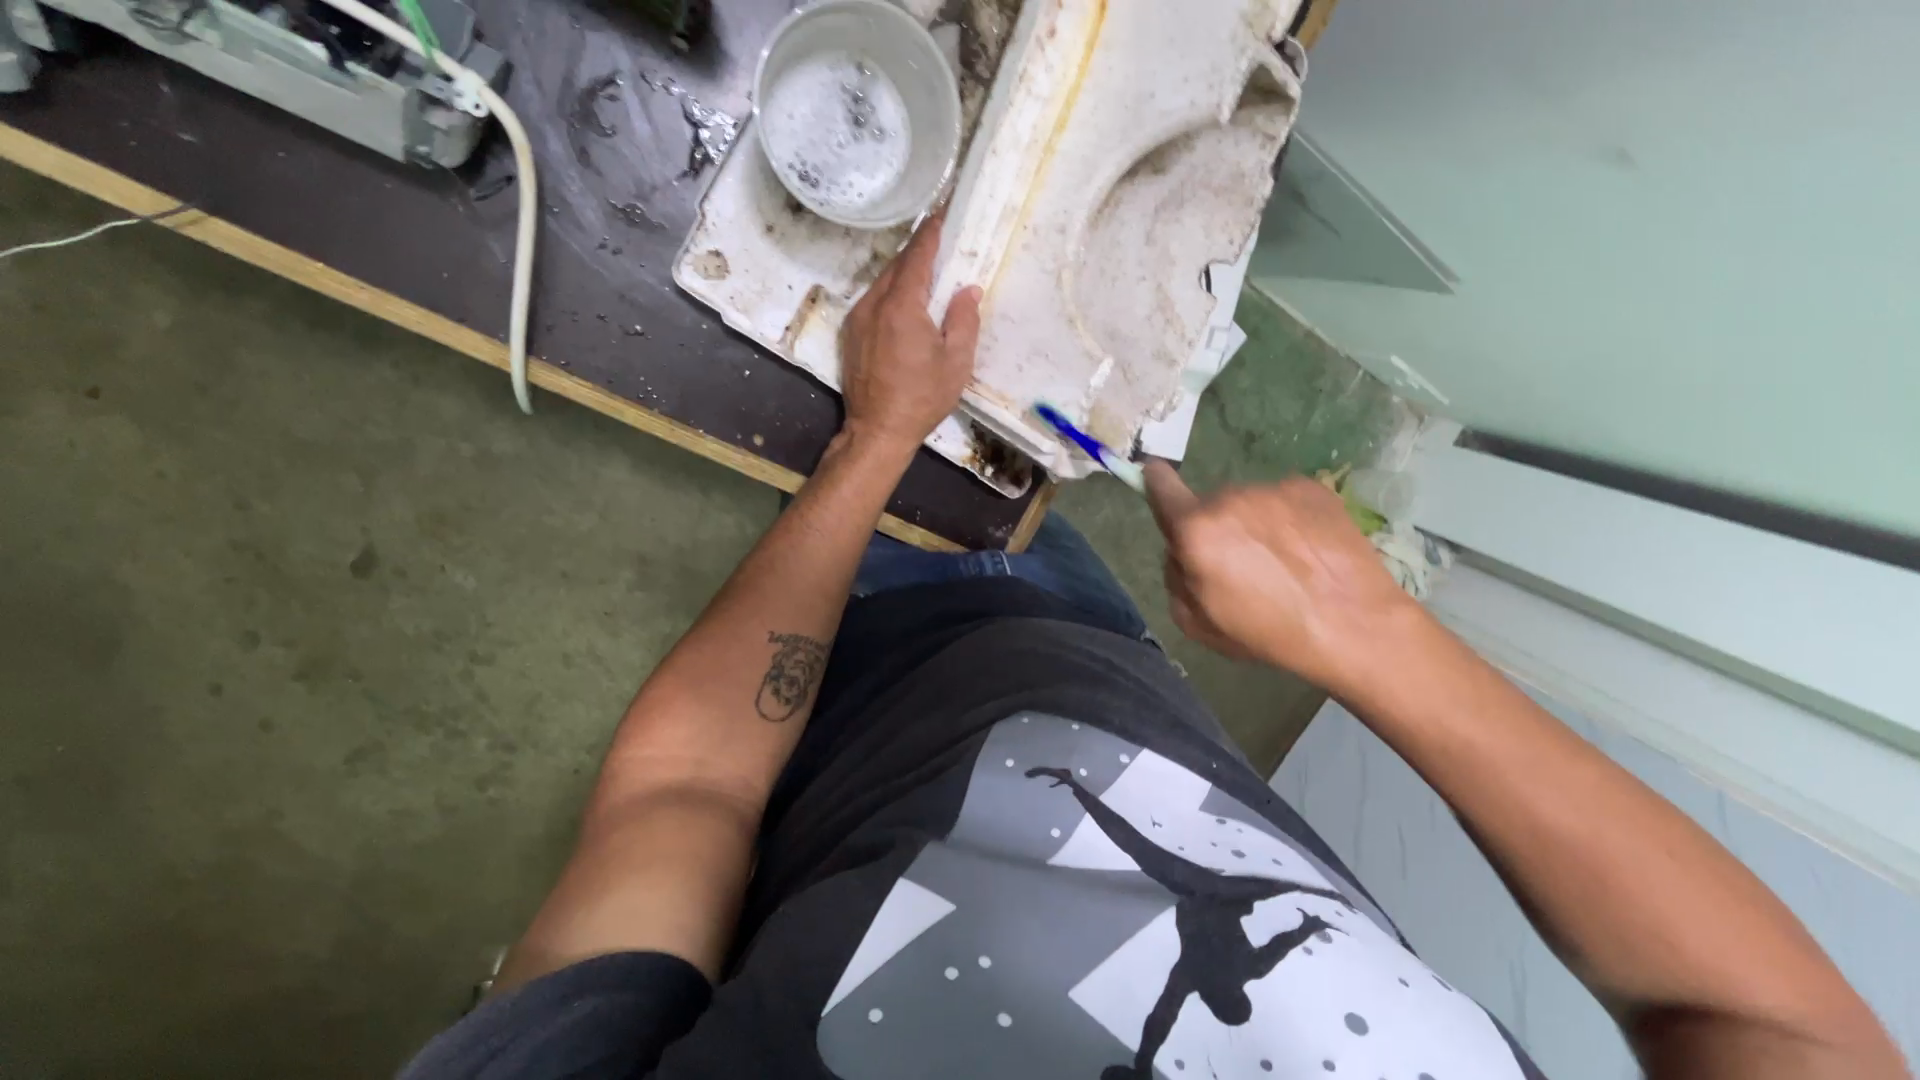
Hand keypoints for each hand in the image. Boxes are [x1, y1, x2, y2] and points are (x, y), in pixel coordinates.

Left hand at [839, 213, 983, 452]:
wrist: (877, 430)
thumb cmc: (921, 398)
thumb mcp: (956, 362)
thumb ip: (964, 320)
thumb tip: (968, 290)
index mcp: (902, 306)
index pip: (917, 256)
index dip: (931, 233)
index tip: (943, 213)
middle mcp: (874, 304)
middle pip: (897, 265)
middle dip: (919, 251)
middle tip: (942, 242)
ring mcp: (857, 318)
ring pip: (882, 282)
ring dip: (904, 273)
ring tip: (927, 272)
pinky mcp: (851, 334)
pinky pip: (873, 301)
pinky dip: (891, 293)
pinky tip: (907, 303)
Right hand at [1144, 462, 1430, 696]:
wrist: (1354, 622)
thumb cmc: (1269, 632)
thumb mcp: (1198, 623)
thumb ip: (1175, 579)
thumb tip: (1181, 553)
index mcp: (1195, 531)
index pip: (1161, 487)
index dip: (1156, 483)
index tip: (1156, 478)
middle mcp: (1230, 498)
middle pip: (1209, 507)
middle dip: (1216, 529)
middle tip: (1242, 567)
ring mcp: (1274, 489)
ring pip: (1249, 504)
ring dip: (1255, 525)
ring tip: (1284, 564)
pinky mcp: (1312, 488)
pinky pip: (1285, 501)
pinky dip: (1289, 520)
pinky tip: (1308, 552)